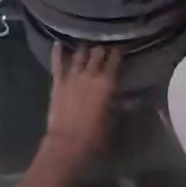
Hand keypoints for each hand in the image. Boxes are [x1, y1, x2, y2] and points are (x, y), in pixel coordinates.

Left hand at [43, 44, 121, 164]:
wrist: (68, 143)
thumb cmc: (96, 136)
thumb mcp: (114, 121)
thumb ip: (120, 106)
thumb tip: (128, 100)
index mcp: (108, 82)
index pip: (115, 60)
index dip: (118, 53)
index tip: (119, 49)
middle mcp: (91, 74)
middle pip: (97, 53)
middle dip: (102, 50)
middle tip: (104, 49)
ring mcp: (72, 76)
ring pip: (79, 54)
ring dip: (84, 50)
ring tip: (87, 48)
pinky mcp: (58, 82)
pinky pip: (57, 62)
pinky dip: (57, 51)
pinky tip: (57, 43)